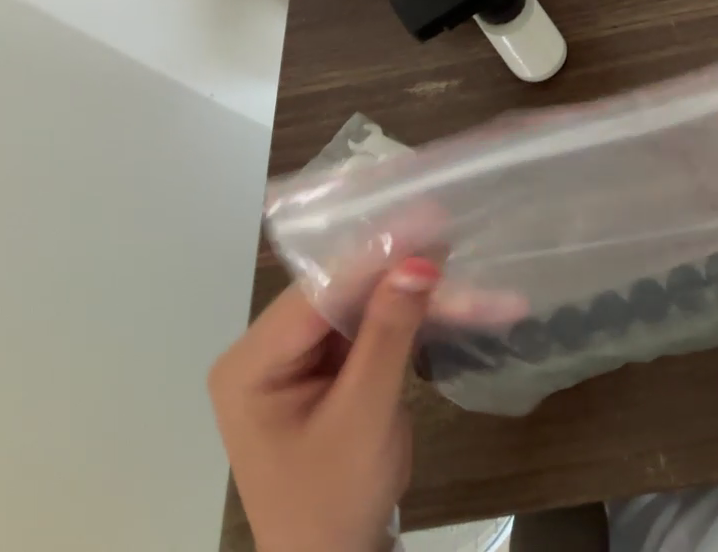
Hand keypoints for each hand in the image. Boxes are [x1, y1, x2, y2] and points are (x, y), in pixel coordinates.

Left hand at [208, 258, 440, 551]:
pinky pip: (375, 328)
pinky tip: (459, 300)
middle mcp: (269, 349)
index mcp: (251, 363)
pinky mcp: (331, 367)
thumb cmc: (335, 499)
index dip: (376, 255)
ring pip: (365, 306)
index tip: (429, 218)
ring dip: (418, 294)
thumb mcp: (363, 416)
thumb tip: (420, 262)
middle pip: (344, 293)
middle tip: (454, 231)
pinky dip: (416, 319)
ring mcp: (301, 358)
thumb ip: (388, 334)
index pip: (318, 292)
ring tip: (466, 262)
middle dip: (402, 271)